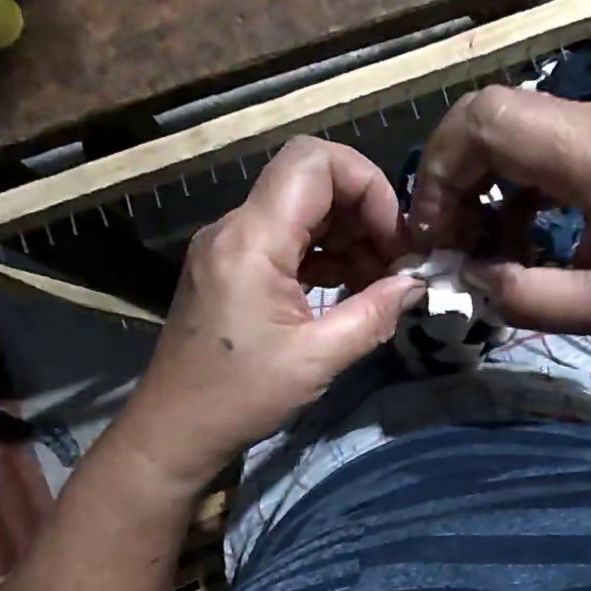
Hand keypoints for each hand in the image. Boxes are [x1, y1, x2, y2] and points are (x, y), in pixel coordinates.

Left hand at [112, 138, 424, 488]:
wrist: (174, 429)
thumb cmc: (240, 397)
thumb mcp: (316, 359)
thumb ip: (373, 313)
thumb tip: (415, 284)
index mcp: (251, 240)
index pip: (314, 161)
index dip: (366, 183)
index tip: (394, 236)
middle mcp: (233, 229)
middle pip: (308, 182)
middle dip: (361, 213)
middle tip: (394, 262)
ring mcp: (225, 248)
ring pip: (296, 211)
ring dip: (343, 237)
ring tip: (377, 281)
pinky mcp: (226, 270)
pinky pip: (280, 241)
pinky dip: (318, 256)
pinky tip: (345, 288)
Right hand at [408, 86, 590, 335]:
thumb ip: (526, 298)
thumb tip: (466, 278)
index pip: (486, 121)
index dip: (439, 171)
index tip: (436, 232)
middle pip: (482, 114)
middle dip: (445, 175)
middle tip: (446, 236)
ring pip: (496, 128)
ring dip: (468, 184)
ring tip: (473, 243)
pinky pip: (521, 150)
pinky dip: (496, 192)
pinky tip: (508, 239)